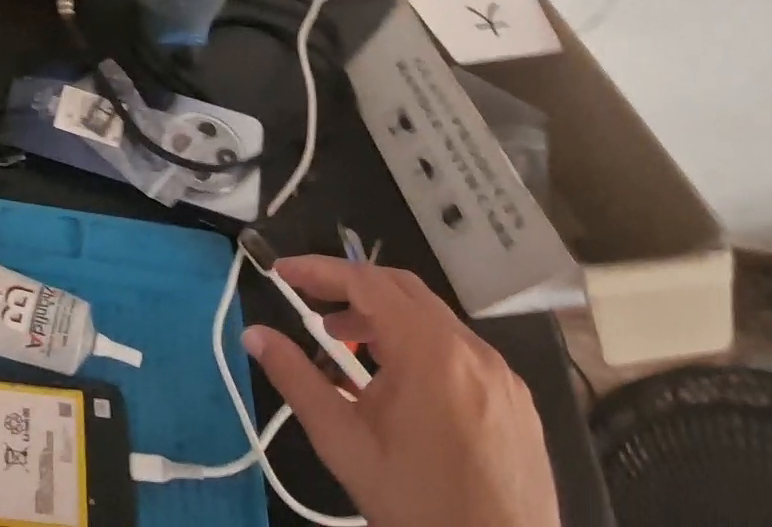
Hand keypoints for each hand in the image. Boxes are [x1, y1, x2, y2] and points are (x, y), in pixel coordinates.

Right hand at [242, 256, 559, 526]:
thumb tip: (253, 335)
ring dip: (383, 316)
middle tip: (308, 303)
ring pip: (433, 318)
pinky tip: (397, 382)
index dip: (318, 269)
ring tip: (345, 343)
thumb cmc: (416, 502)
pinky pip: (459, 348)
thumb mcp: (342, 441)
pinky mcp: (517, 399)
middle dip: (349, 286)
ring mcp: (501, 374)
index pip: (365, 282)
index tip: (280, 272)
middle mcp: (471, 348)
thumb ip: (295, 378)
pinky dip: (418, 343)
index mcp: (428, 350)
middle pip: (401, 288)